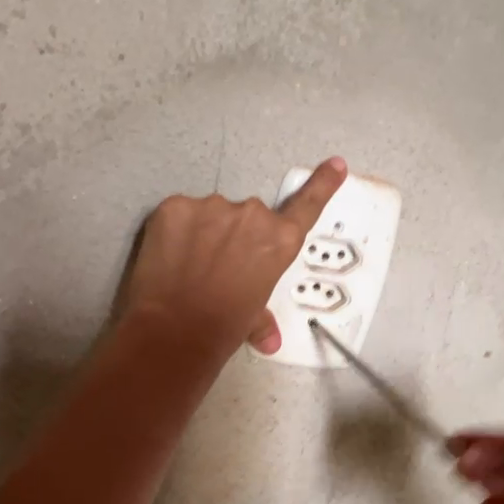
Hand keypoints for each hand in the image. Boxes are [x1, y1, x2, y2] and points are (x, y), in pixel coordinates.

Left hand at [122, 157, 347, 355]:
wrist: (174, 331)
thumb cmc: (222, 329)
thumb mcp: (252, 320)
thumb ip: (262, 316)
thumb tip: (268, 339)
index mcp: (279, 241)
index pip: (306, 206)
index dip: (322, 184)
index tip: (335, 165)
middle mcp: (251, 215)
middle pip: (245, 217)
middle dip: (232, 238)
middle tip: (215, 271)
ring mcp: (211, 206)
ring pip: (208, 215)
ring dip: (201, 234)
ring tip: (186, 269)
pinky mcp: (174, 206)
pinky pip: (178, 215)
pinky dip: (173, 233)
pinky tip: (167, 258)